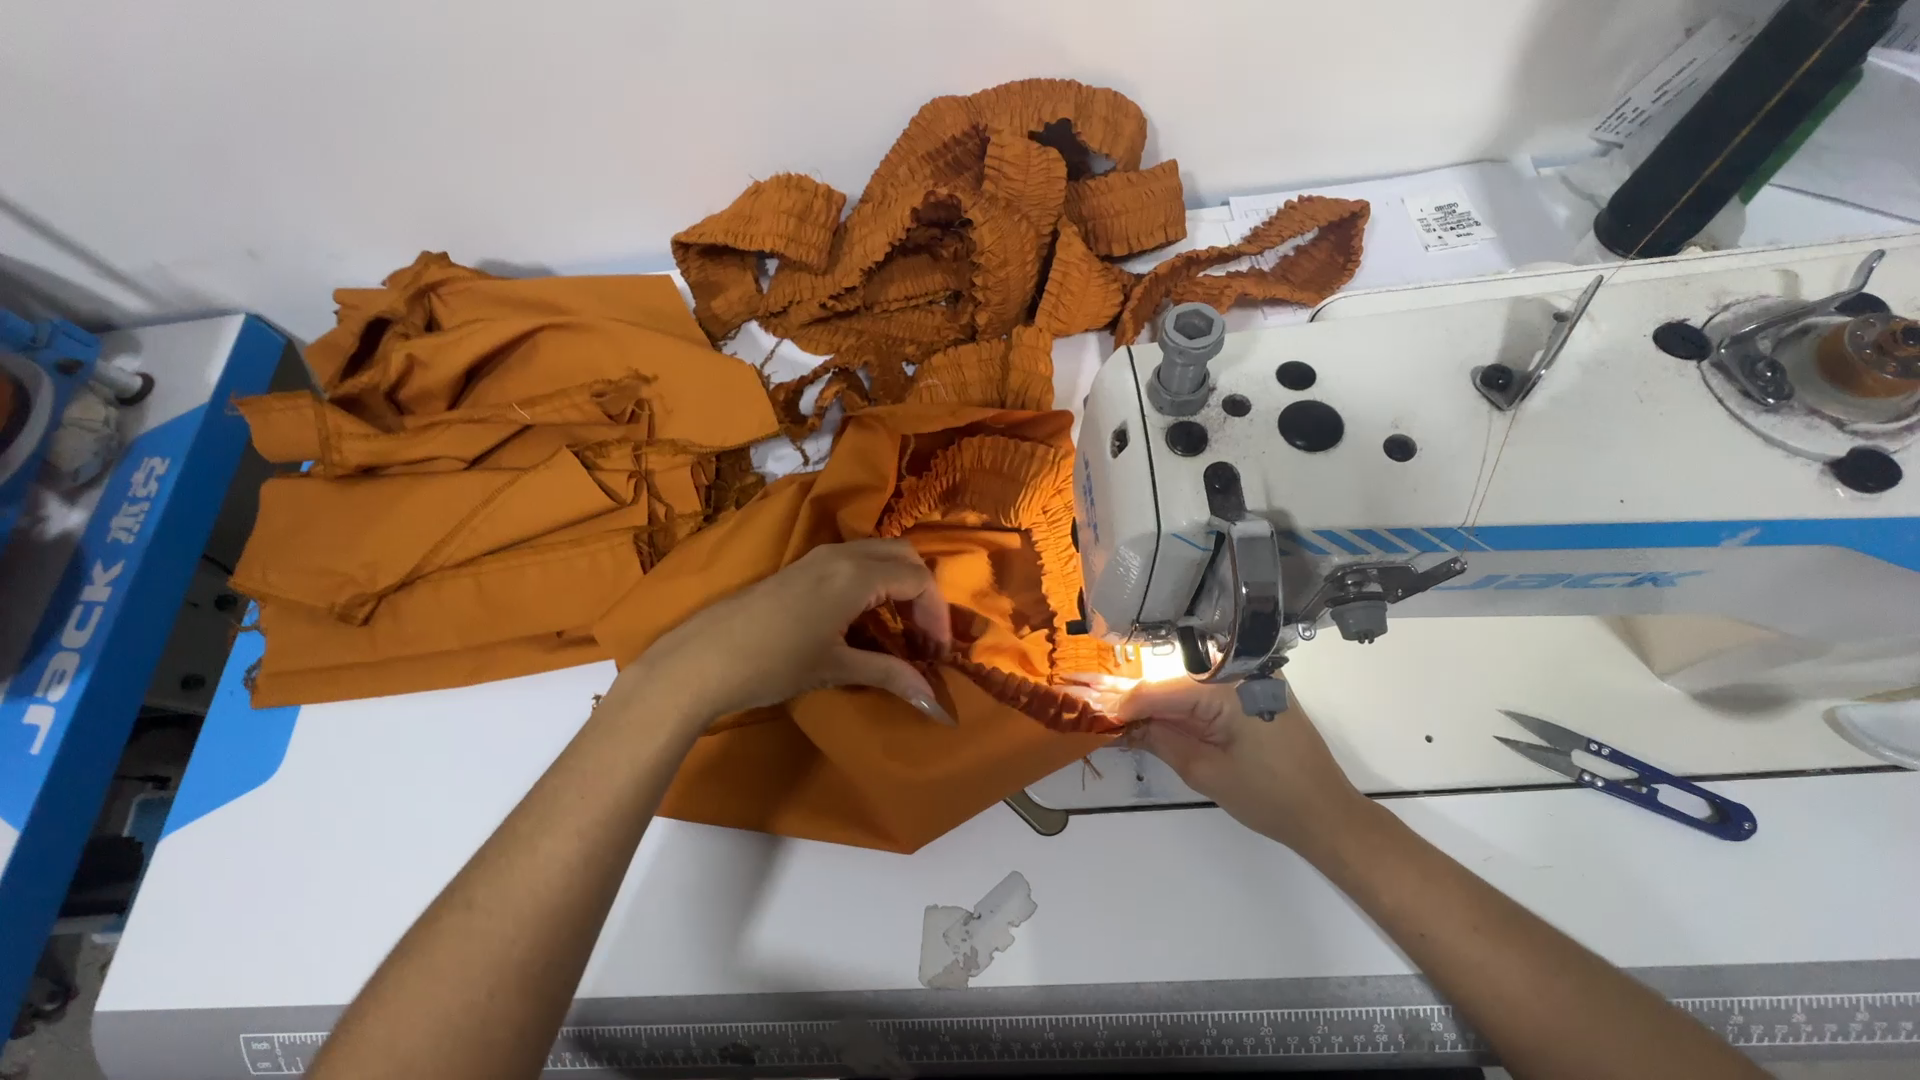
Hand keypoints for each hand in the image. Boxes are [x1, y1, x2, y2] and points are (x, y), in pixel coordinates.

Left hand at [611, 539, 953, 728]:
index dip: (936, 616)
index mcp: (857, 574)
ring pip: (878, 553)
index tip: (936, 654)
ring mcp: (818, 556)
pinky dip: (875, 581)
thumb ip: (891, 675)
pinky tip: (866, 618)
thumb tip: (937, 705)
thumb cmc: (773, 663)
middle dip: (922, 593)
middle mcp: (842, 554)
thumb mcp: (837, 668)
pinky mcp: (801, 567)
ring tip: (901, 629)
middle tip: (924, 637)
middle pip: (903, 556)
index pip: (918, 579)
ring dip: (898, 584)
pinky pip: (855, 560)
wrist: (702, 659)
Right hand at [1117, 680, 1372, 854]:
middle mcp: (1241, 672)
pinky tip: (1155, 719)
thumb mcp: (1205, 772)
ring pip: (1189, 687)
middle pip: (1173, 682)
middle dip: (1136, 699)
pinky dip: (1182, 708)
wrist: (1328, 815)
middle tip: (1096, 708)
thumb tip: (1121, 726)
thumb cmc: (1269, 798)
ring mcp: (1252, 680)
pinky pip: (1209, 694)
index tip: (1091, 714)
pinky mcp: (1257, 694)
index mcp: (1229, 687)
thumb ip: (1160, 741)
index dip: (1124, 703)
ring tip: (1119, 715)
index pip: (1161, 690)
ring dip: (1156, 703)